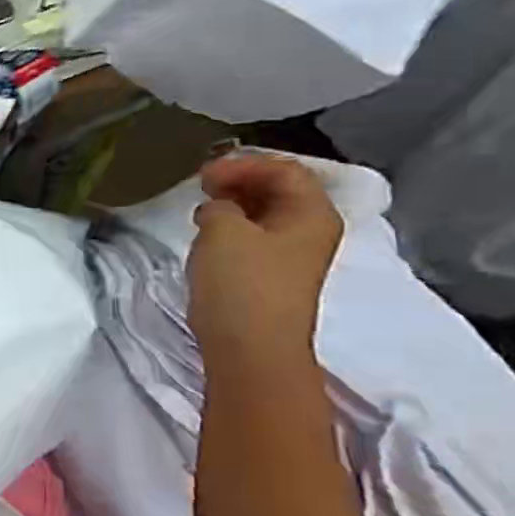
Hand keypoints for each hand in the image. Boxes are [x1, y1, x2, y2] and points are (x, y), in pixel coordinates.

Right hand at [186, 153, 342, 360]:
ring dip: (234, 207)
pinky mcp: (271, 280)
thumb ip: (218, 206)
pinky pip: (255, 241)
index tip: (203, 176)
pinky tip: (208, 239)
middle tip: (202, 186)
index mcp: (312, 214)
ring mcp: (292, 259)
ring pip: (265, 217)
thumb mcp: (222, 230)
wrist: (251, 351)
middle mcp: (310, 232)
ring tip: (202, 210)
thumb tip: (218, 211)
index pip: (284, 170)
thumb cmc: (242, 285)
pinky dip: (232, 231)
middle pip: (279, 191)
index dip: (243, 164)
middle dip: (240, 182)